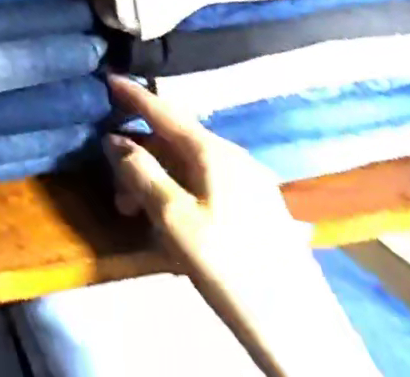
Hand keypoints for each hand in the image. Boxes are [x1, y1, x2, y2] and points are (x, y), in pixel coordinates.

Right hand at [103, 74, 307, 272]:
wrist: (302, 331)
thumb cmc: (231, 267)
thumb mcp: (174, 220)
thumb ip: (141, 173)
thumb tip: (115, 140)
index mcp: (214, 153)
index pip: (165, 112)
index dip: (134, 97)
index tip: (108, 79)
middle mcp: (234, 159)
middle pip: (174, 142)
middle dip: (138, 157)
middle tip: (115, 192)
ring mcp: (250, 185)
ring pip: (188, 167)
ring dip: (155, 182)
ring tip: (136, 216)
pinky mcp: (258, 211)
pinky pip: (204, 186)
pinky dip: (177, 194)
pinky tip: (168, 226)